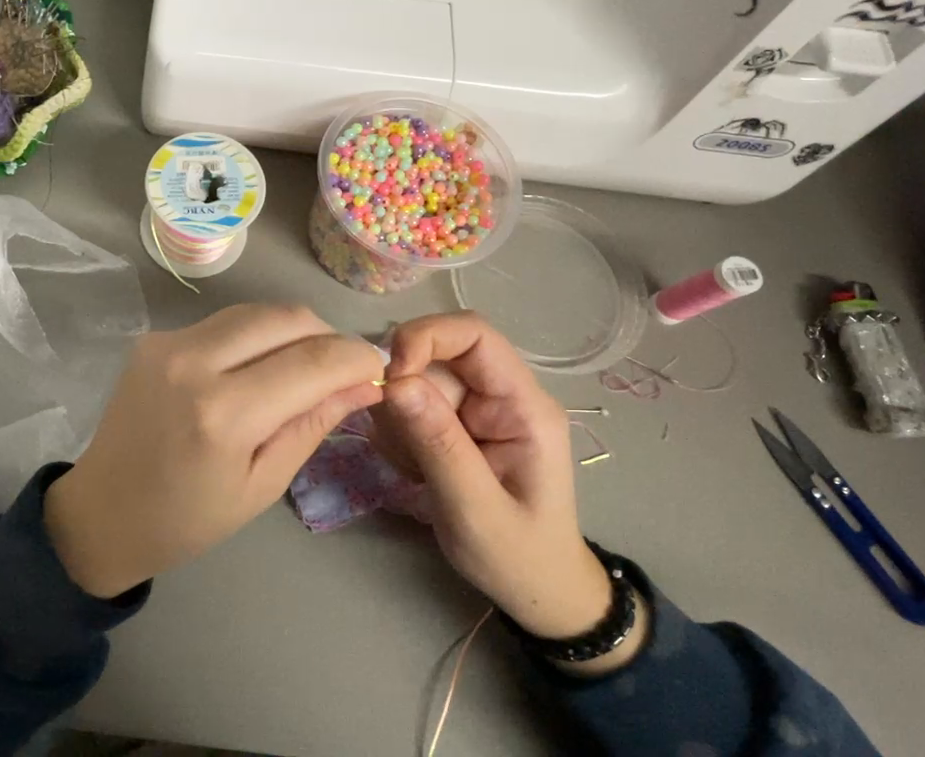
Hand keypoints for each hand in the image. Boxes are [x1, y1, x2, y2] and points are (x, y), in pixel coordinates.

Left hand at [45, 304, 384, 597]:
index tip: (376, 373)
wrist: (102, 511)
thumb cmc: (187, 518)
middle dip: (327, 337)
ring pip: (255, 311)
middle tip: (341, 371)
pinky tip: (256, 370)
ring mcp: (168, 342)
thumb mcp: (262, 484)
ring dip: (291, 332)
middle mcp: (193, 360)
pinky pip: (223, 322)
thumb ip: (313, 424)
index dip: (357, 359)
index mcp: (224, 411)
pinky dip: (253, 337)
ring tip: (303, 370)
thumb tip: (364, 382)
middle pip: (286, 317)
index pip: (314, 360)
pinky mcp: (155, 338)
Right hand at [370, 313, 641, 670]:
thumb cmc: (518, 557)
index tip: (389, 378)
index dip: (425, 338)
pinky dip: (397, 435)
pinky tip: (415, 471)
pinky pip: (407, 405)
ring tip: (416, 471)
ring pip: (412, 382)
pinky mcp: (453, 422)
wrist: (535, 591)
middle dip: (404, 398)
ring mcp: (475, 408)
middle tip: (404, 451)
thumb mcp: (475, 510)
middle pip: (433, 360)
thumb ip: (438, 443)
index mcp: (524, 406)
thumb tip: (396, 382)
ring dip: (398, 422)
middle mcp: (500, 395)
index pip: (474, 334)